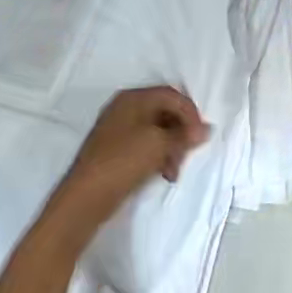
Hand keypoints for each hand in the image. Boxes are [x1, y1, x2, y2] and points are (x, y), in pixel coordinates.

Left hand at [57, 87, 209, 221]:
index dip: (191, 113)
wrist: (85, 196)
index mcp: (134, 98)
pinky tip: (164, 173)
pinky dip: (158, 156)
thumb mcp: (160, 144)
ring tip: (174, 170)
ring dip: (172, 148)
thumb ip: (185, 135)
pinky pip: (146, 145)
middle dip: (181, 133)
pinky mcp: (116, 149)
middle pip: (166, 112)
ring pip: (158, 131)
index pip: (172, 95)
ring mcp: (119, 129)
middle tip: (189, 154)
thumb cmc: (124, 161)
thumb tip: (206, 129)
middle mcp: (125, 108)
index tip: (201, 136)